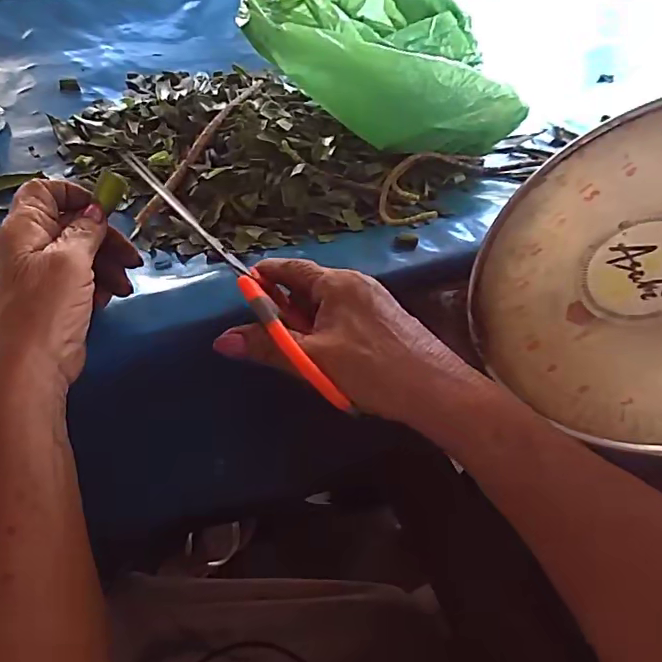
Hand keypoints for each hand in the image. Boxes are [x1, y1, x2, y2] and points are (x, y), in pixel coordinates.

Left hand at [0, 179, 141, 385]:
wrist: (33, 368)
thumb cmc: (46, 309)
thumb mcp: (71, 259)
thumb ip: (85, 229)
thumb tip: (94, 210)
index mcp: (24, 229)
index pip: (44, 191)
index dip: (74, 195)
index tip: (103, 210)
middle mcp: (31, 248)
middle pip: (72, 225)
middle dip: (104, 238)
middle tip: (130, 256)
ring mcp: (44, 276)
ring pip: (83, 254)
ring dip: (108, 264)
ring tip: (124, 285)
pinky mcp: (57, 301)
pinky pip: (83, 280)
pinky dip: (99, 284)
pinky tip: (110, 297)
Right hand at [212, 258, 498, 439]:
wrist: (438, 393)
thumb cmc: (372, 370)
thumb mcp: (312, 359)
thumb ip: (267, 347)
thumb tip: (223, 340)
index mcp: (337, 283)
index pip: (289, 268)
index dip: (262, 277)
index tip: (242, 290)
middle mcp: (356, 284)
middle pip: (306, 287)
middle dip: (283, 308)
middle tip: (266, 334)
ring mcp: (374, 302)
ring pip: (324, 306)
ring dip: (304, 324)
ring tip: (297, 352)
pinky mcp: (385, 322)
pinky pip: (342, 318)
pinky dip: (324, 332)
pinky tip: (326, 359)